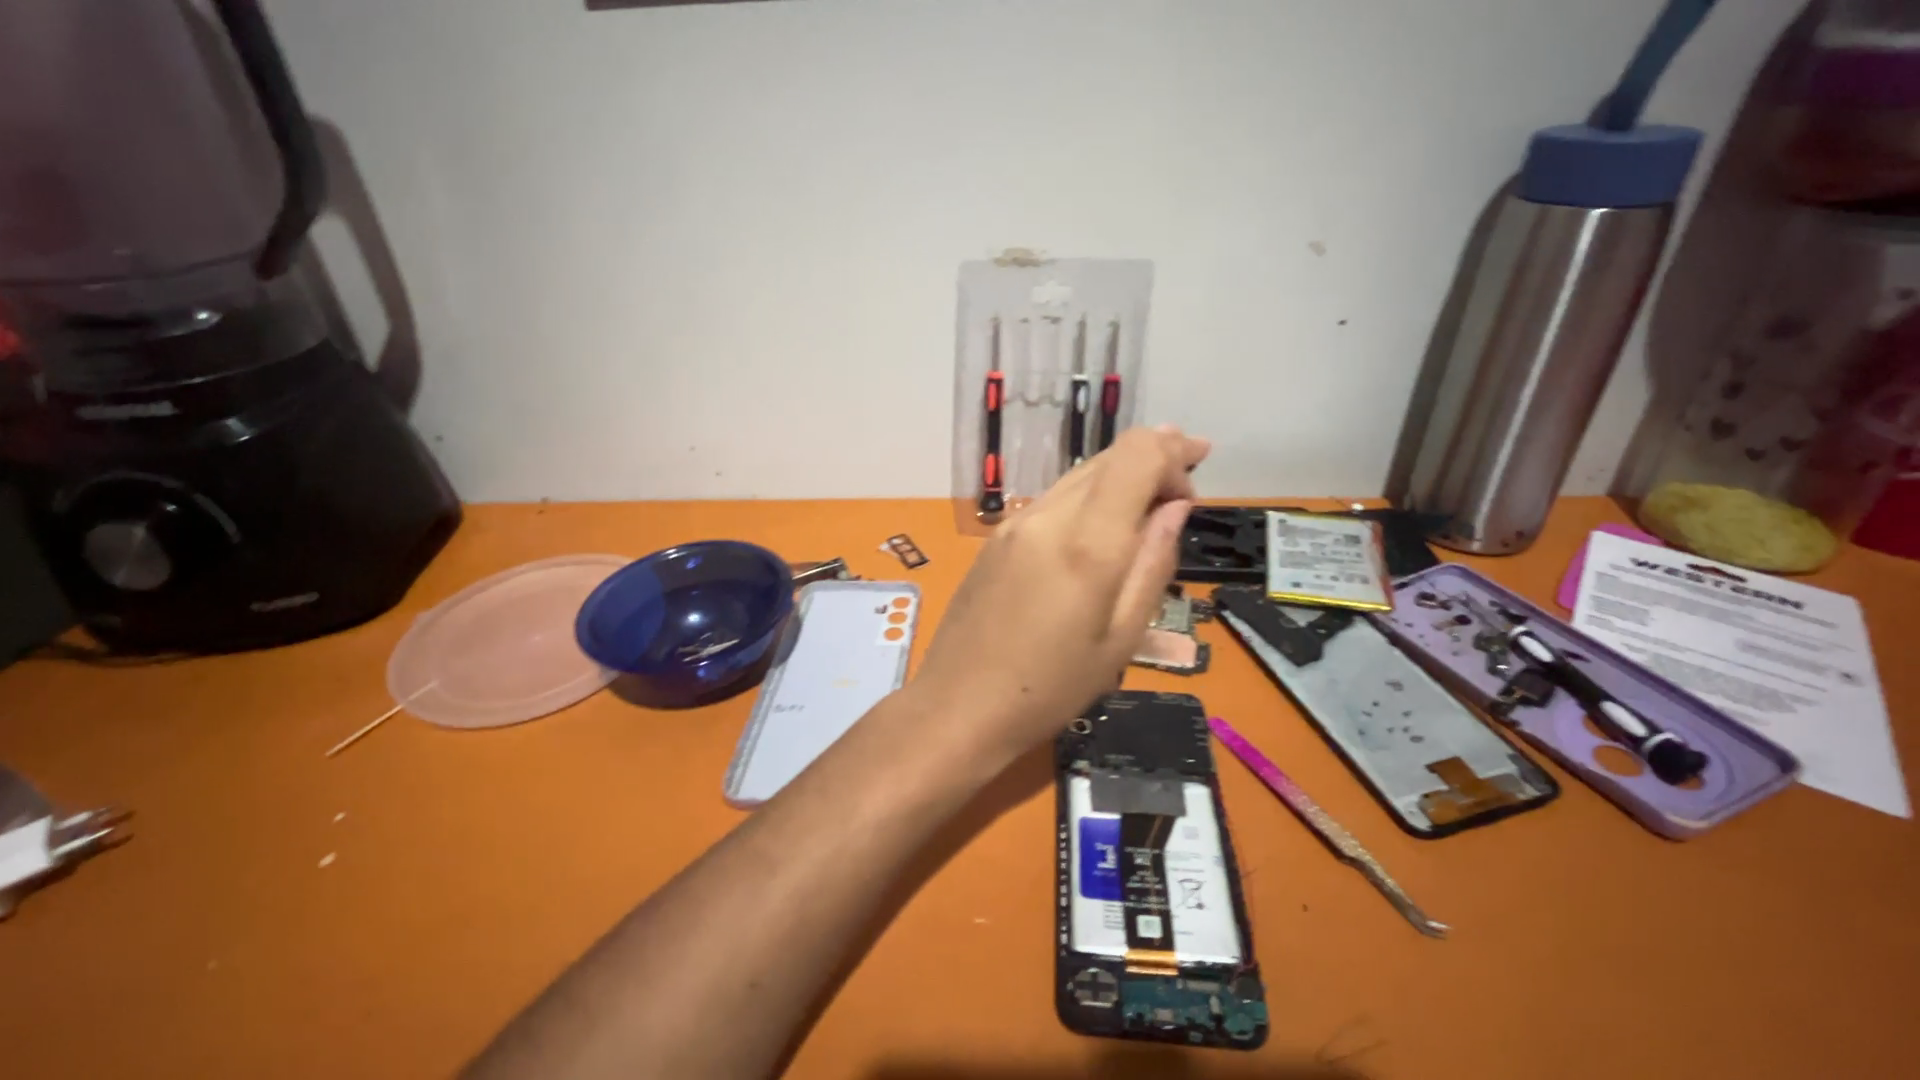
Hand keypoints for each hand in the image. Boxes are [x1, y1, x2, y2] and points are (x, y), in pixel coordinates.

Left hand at [906, 426, 1210, 766]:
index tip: (1194, 489)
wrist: (958, 706)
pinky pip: (1054, 500)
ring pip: (1079, 476)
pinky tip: (1103, 524)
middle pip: (1108, 458)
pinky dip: (1089, 497)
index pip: (1136, 455)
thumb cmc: (1051, 688)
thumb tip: (1175, 508)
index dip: (1173, 455)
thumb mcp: (1121, 637)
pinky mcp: (996, 539)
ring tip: (1154, 498)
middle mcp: (1048, 515)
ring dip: (1121, 477)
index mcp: (1087, 540)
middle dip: (1154, 459)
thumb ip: (1152, 563)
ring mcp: (1014, 523)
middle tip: (1188, 478)